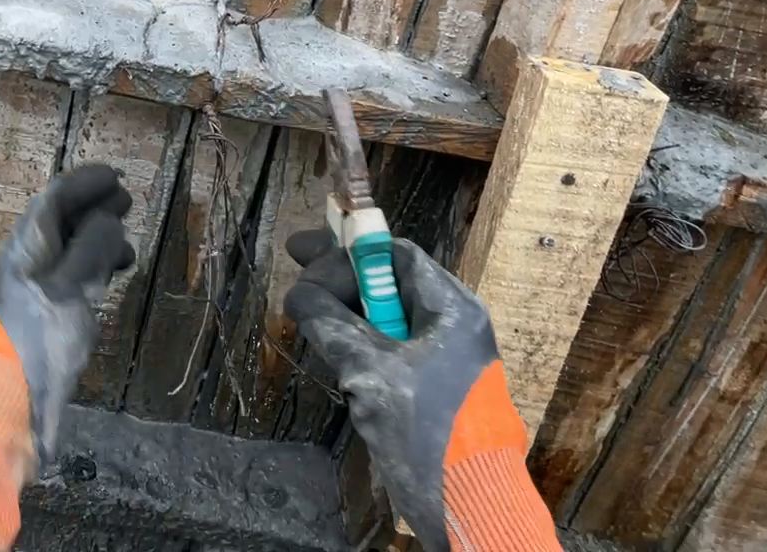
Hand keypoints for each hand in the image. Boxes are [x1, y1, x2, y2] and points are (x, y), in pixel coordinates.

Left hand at [0, 163, 135, 471]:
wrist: (14, 400)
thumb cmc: (41, 338)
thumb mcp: (69, 288)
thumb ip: (91, 248)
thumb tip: (108, 219)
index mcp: (26, 246)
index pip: (55, 198)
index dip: (85, 182)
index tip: (114, 176)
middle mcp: (28, 257)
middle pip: (62, 218)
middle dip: (94, 206)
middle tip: (126, 201)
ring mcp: (35, 283)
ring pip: (70, 244)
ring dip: (98, 236)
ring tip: (127, 241)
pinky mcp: (46, 307)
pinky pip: (73, 270)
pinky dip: (96, 263)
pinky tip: (115, 271)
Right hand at [284, 229, 504, 550]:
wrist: (472, 513)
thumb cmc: (429, 432)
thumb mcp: (372, 372)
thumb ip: (331, 324)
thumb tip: (297, 293)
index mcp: (451, 309)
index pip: (394, 255)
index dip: (347, 254)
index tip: (305, 262)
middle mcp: (448, 324)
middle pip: (387, 280)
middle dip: (339, 274)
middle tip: (294, 260)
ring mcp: (440, 356)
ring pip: (383, 314)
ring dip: (343, 308)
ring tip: (306, 310)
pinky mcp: (427, 386)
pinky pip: (385, 346)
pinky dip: (354, 339)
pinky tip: (328, 343)